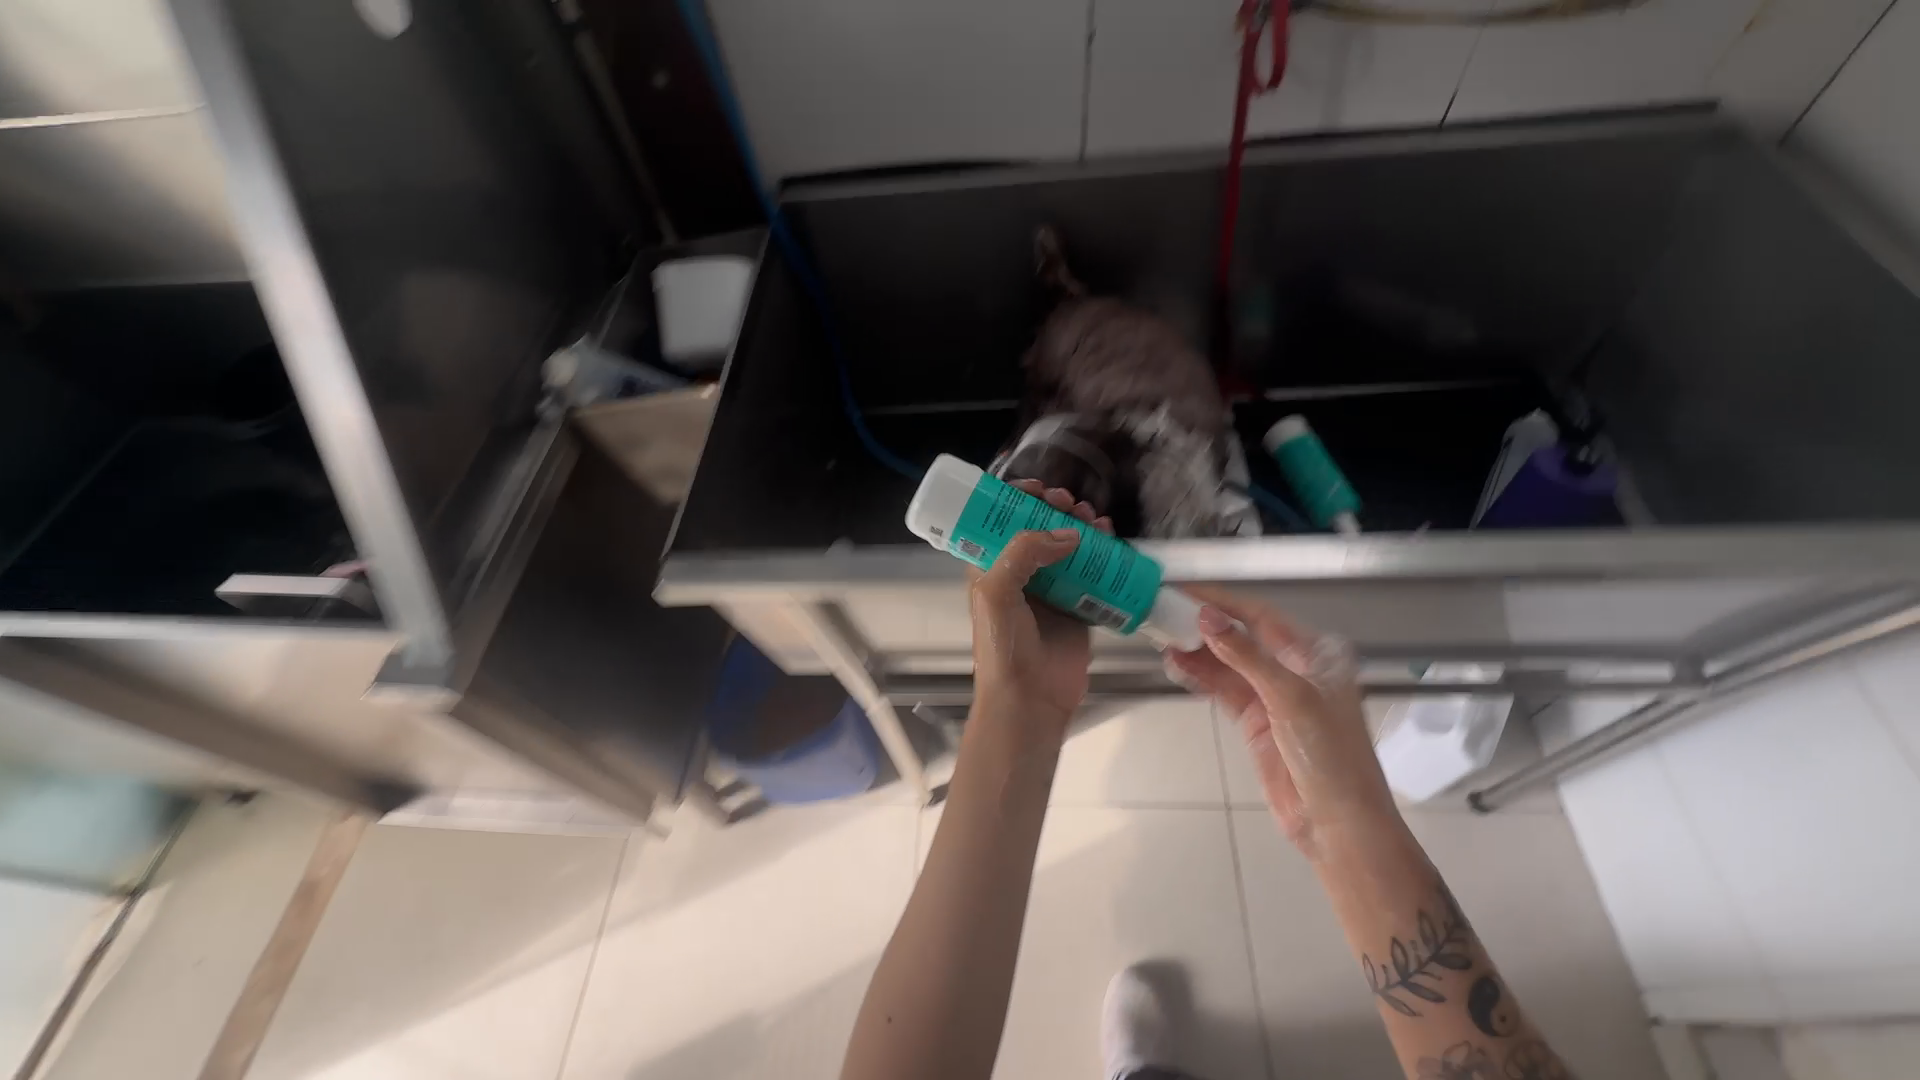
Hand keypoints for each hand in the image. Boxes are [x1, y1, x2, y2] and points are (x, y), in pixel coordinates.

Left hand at [967, 481, 1111, 739]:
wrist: (1031, 699)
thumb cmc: (1004, 646)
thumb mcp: (998, 592)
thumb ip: (1024, 553)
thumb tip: (1067, 533)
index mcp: (990, 568)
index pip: (999, 522)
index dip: (1015, 500)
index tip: (1036, 488)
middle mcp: (1020, 575)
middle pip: (1038, 529)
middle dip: (1054, 509)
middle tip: (1069, 503)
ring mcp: (1051, 590)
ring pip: (1068, 546)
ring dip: (1081, 527)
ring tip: (1093, 518)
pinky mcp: (1079, 606)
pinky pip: (1094, 572)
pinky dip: (1104, 553)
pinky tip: (1112, 540)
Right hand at [1164, 589, 1398, 856]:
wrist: (1338, 823)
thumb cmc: (1329, 755)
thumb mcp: (1290, 698)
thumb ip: (1245, 656)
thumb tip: (1205, 617)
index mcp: (1314, 653)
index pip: (1260, 616)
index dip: (1221, 602)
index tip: (1183, 593)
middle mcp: (1293, 668)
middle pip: (1241, 636)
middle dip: (1204, 626)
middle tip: (1164, 615)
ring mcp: (1272, 696)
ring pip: (1228, 663)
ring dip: (1197, 651)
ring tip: (1162, 639)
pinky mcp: (1256, 721)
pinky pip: (1223, 689)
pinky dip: (1200, 677)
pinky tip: (1176, 666)